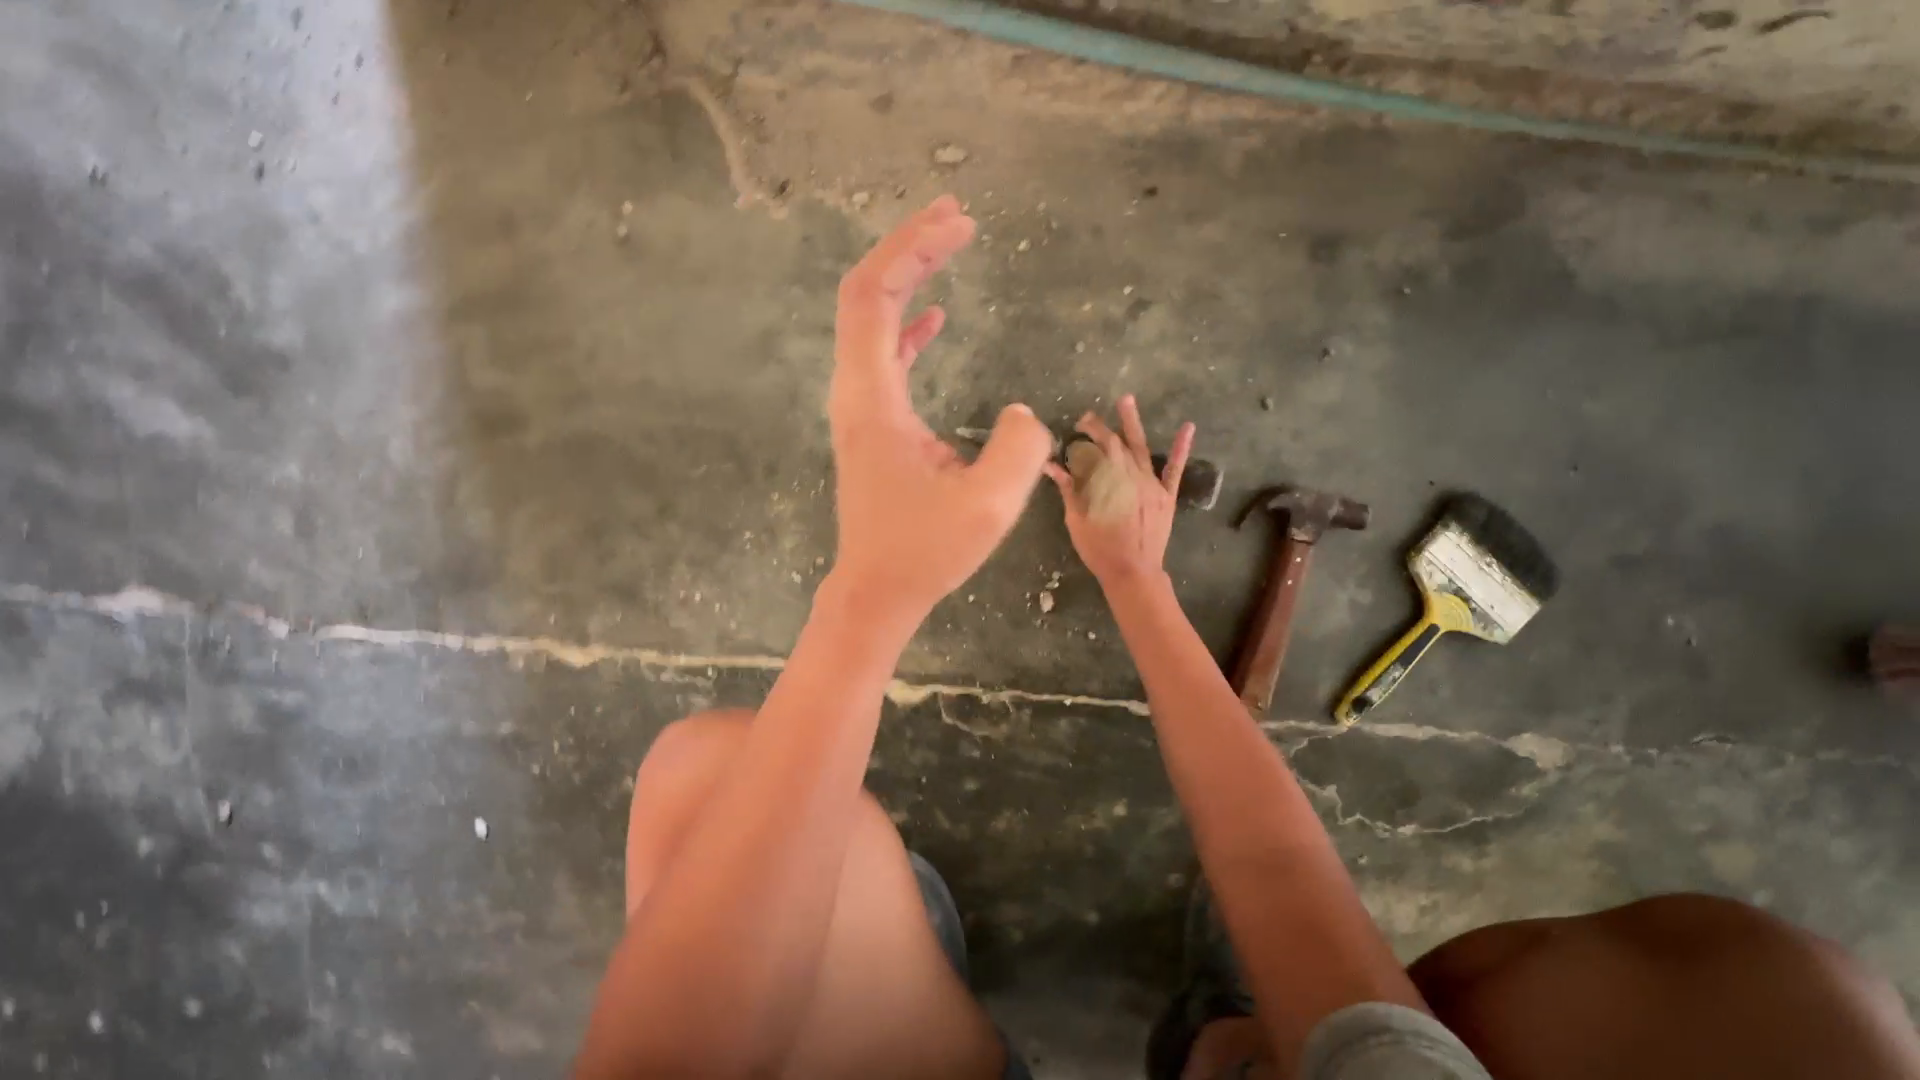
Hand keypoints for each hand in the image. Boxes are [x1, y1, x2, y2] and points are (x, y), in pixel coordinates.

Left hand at [827, 196, 1054, 625]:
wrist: (877, 590)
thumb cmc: (925, 552)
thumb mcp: (989, 504)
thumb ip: (1019, 447)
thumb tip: (1024, 413)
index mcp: (873, 397)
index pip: (874, 295)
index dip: (911, 249)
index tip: (960, 225)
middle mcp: (856, 390)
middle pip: (868, 294)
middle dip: (909, 246)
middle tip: (958, 217)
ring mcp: (861, 405)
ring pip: (874, 320)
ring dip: (908, 278)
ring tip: (951, 244)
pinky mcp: (874, 422)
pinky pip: (885, 354)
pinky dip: (909, 323)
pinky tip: (937, 314)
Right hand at [1044, 394, 1194, 587]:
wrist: (1132, 572)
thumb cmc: (1100, 549)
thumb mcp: (1076, 520)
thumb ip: (1068, 489)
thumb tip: (1051, 466)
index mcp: (1109, 481)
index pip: (1100, 446)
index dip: (1090, 431)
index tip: (1079, 424)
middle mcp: (1131, 476)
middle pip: (1118, 444)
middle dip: (1104, 428)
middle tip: (1089, 417)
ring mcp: (1152, 485)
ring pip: (1142, 449)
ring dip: (1133, 424)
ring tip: (1126, 401)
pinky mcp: (1166, 497)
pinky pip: (1175, 470)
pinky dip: (1181, 448)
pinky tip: (1188, 428)